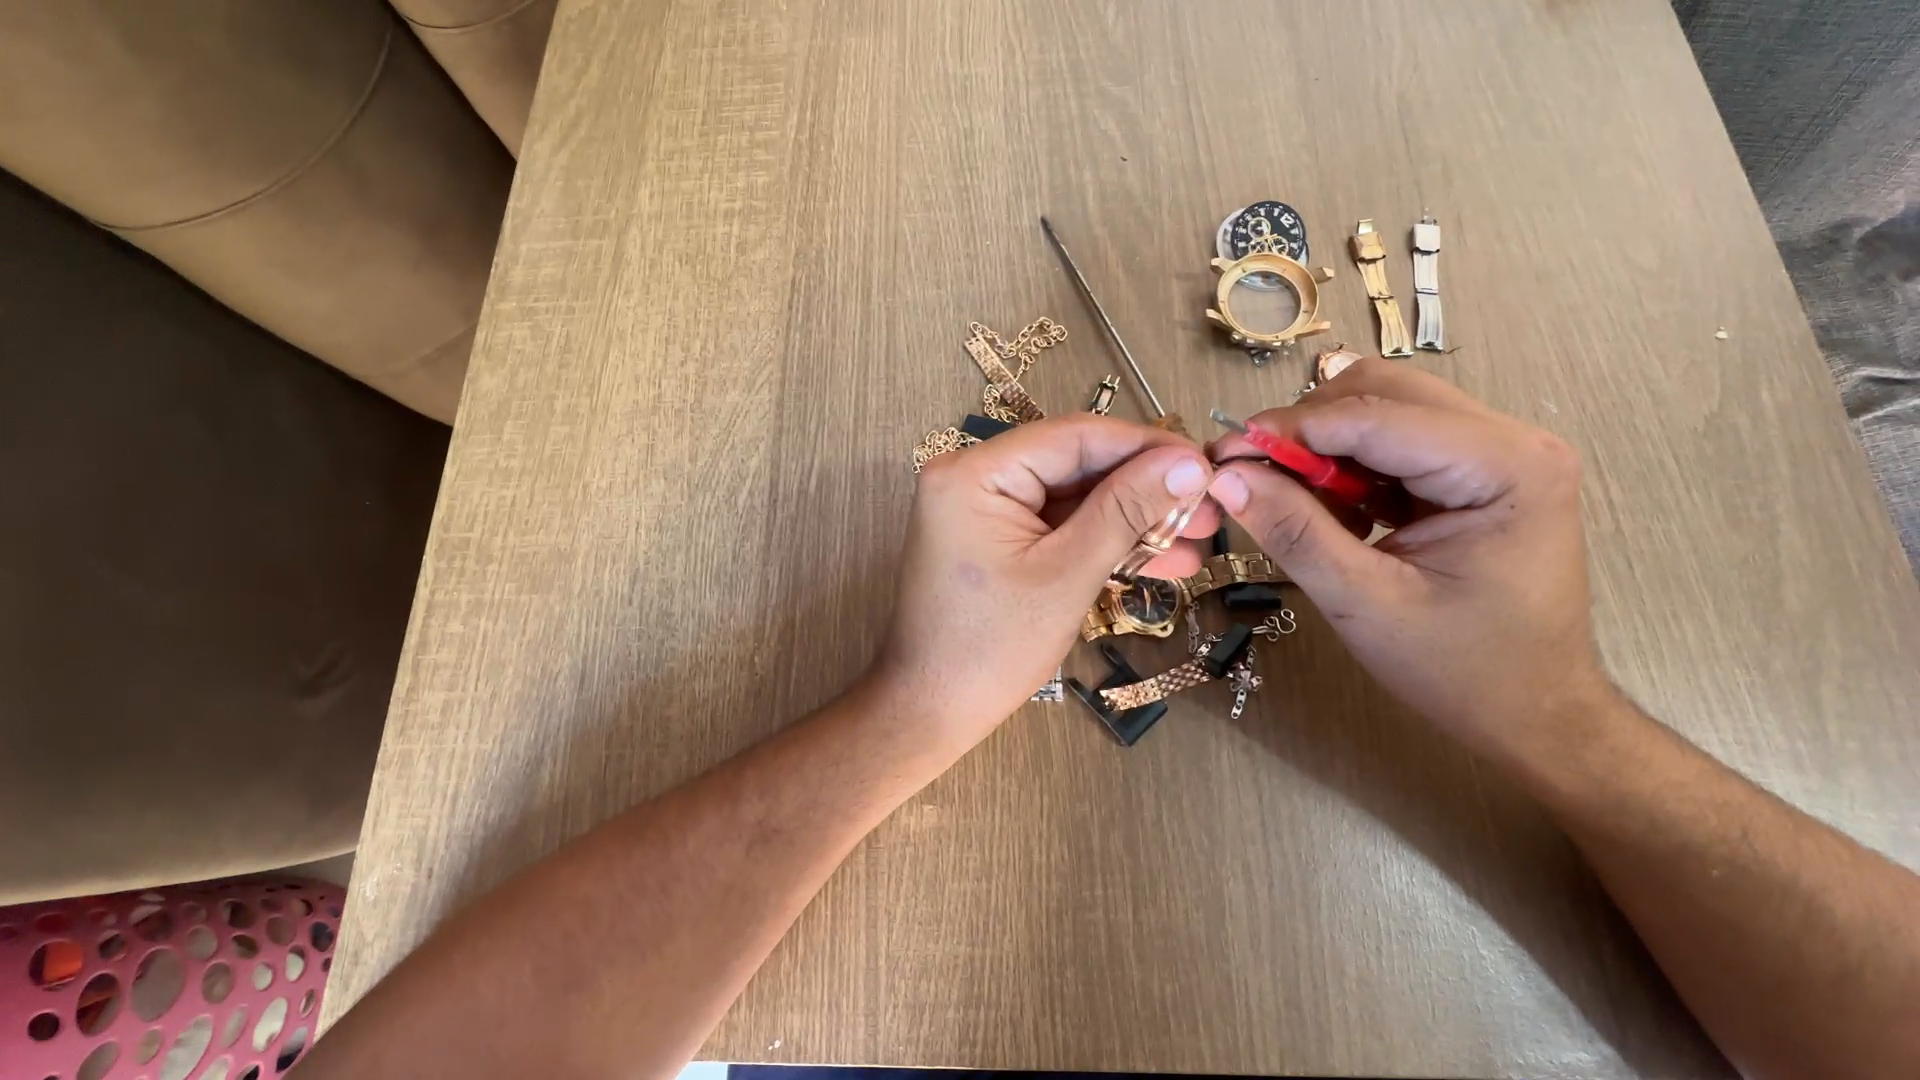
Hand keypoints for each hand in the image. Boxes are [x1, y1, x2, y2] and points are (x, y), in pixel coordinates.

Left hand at [875, 415, 1218, 745]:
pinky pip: (1059, 525)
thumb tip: (1189, 462)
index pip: (1074, 437)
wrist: (934, 710)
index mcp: (974, 474)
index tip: (1205, 463)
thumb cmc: (991, 649)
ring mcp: (983, 508)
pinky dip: (1103, 540)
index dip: (1145, 446)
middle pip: (1076, 464)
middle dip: (1146, 488)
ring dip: (1133, 518)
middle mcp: (973, 477)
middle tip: (1210, 505)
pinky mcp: (996, 538)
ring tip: (1199, 536)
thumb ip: (1127, 510)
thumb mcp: (1067, 575)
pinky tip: (1161, 556)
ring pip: (1075, 497)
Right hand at [1205, 359, 1612, 762]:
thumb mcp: (1364, 603)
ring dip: (1326, 447)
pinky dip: (1348, 466)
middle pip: (1383, 392)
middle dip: (1308, 428)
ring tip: (1297, 503)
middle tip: (1253, 475)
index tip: (1222, 455)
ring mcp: (1498, 451)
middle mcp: (1512, 440)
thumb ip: (1295, 532)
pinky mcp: (1476, 470)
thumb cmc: (1459, 669)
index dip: (1291, 430)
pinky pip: (1394, 440)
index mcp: (1506, 467)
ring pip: (1384, 409)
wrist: (1531, 711)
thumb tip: (1225, 476)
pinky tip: (1337, 513)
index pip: (1376, 417)